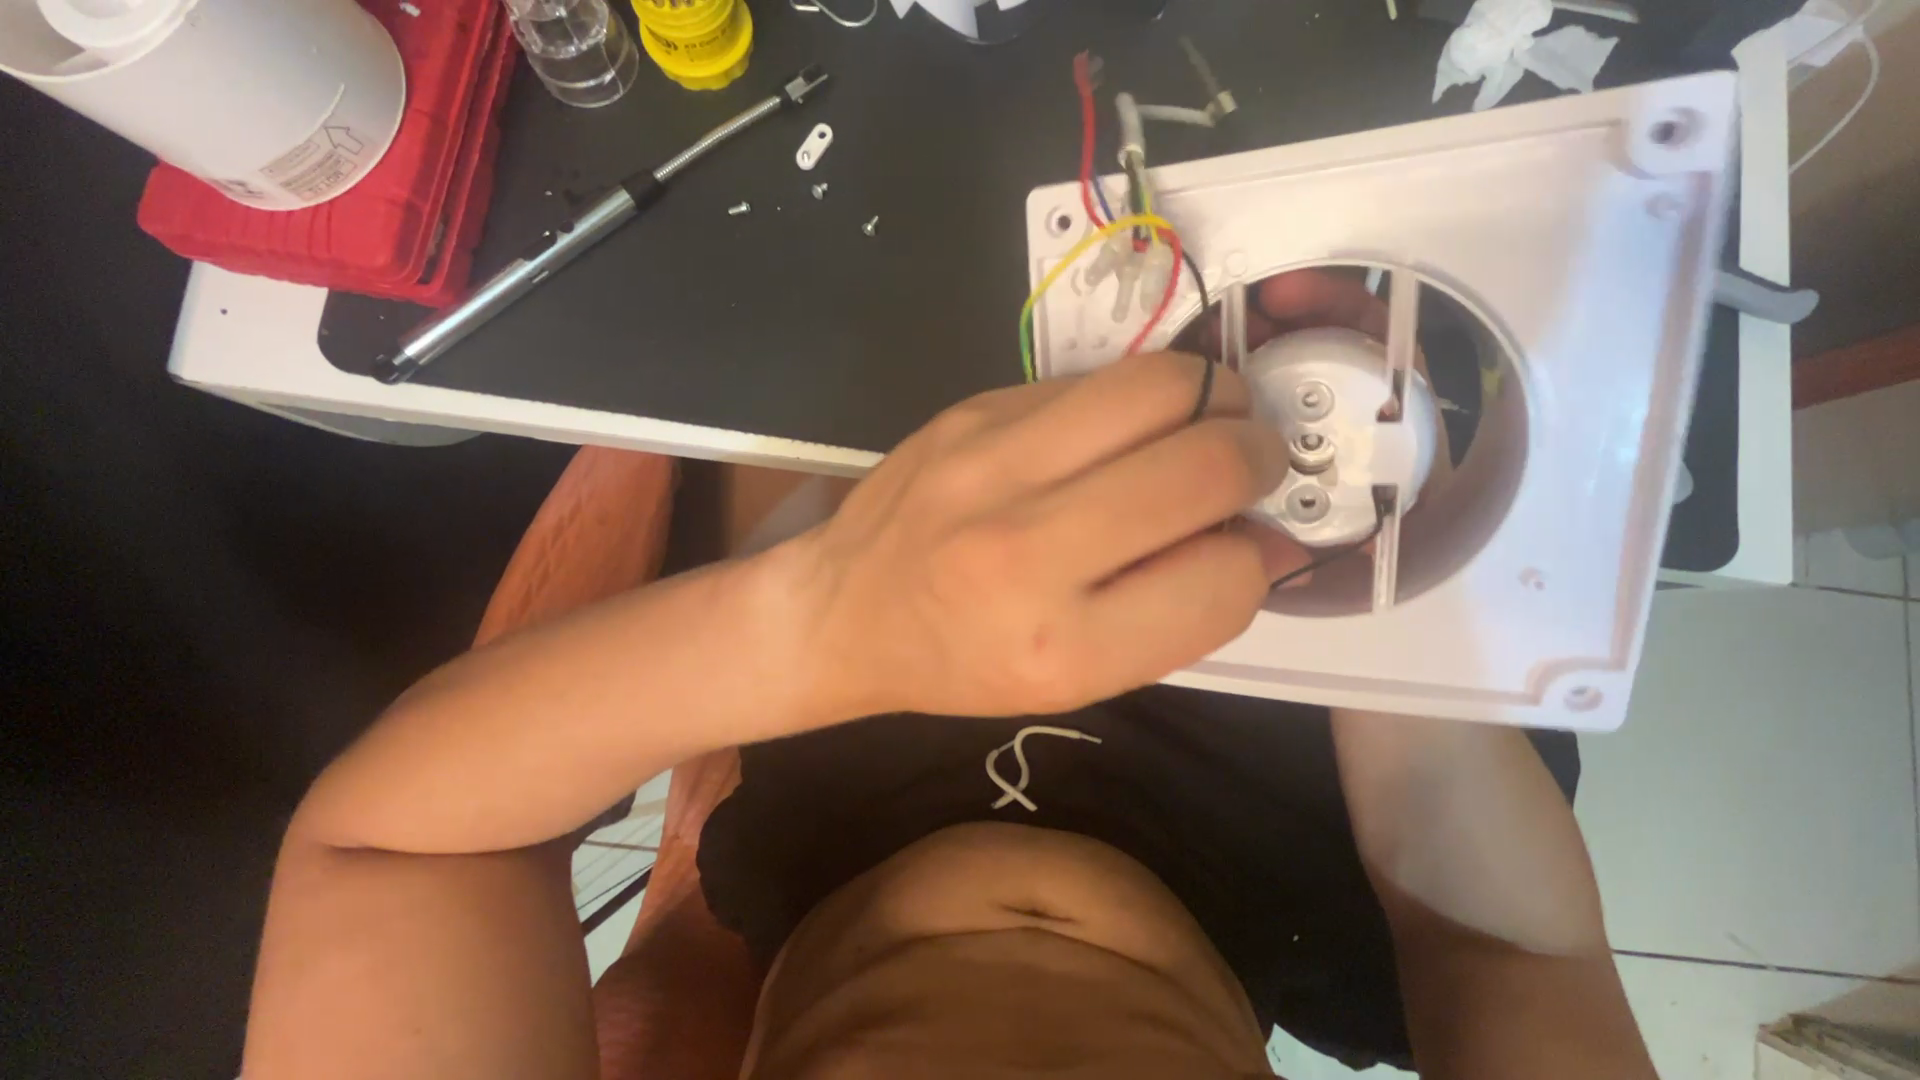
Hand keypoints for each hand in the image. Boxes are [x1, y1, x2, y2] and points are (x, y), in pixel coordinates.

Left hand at [782, 351, 1305, 720]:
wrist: (844, 610)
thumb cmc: (964, 661)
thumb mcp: (1074, 677)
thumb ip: (1177, 612)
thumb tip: (1269, 538)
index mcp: (1058, 649)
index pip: (1225, 580)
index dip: (1252, 558)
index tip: (1240, 546)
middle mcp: (1022, 551)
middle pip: (1206, 464)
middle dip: (1257, 457)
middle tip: (1252, 463)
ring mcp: (990, 465)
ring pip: (1161, 387)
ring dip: (1212, 400)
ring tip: (1204, 425)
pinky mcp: (971, 410)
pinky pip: (1095, 380)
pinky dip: (1133, 401)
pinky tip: (1117, 432)